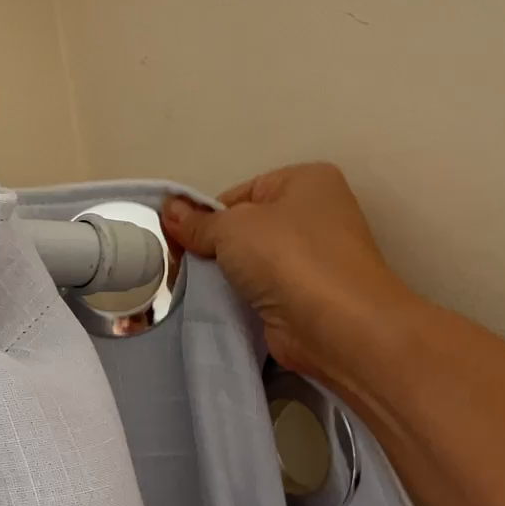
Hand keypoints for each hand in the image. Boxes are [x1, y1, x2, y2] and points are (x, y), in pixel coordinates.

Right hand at [160, 162, 416, 380]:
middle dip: (209, 248)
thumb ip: (196, 222)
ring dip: (221, 276)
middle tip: (182, 267)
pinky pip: (257, 290)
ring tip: (195, 289)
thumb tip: (169, 210)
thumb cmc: (287, 257)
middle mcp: (313, 214)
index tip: (181, 241)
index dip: (205, 217)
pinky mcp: (302, 295)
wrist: (335, 324)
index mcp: (304, 181)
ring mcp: (310, 258)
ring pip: (246, 262)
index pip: (238, 194)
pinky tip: (217, 306)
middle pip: (241, 228)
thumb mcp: (231, 227)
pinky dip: (237, 297)